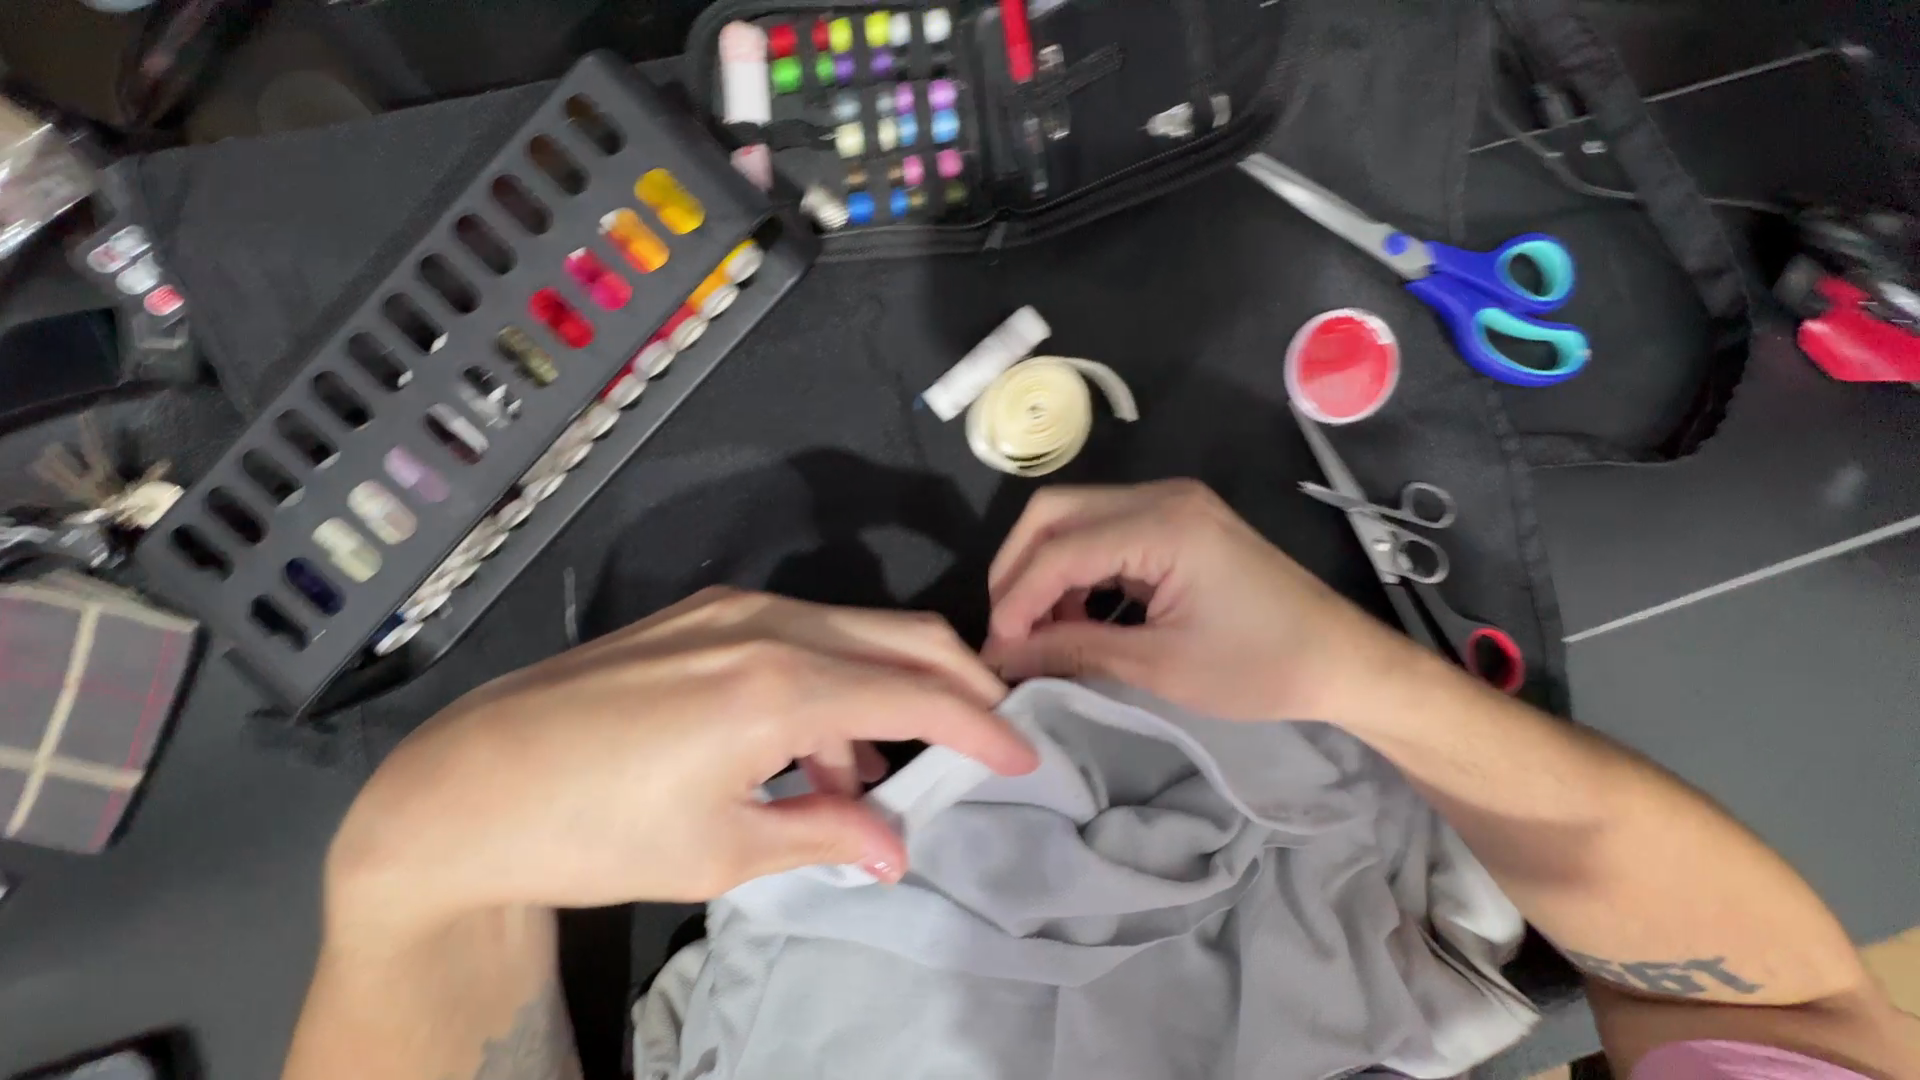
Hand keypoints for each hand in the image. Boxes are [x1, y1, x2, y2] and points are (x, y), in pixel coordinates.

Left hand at [327, 588, 1037, 935]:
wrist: (467, 784)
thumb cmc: (597, 832)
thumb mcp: (721, 850)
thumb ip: (826, 834)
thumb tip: (896, 848)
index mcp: (783, 687)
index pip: (918, 694)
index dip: (982, 726)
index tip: (1023, 756)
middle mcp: (772, 624)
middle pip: (906, 634)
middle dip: (962, 680)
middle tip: (989, 732)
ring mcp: (736, 608)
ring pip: (859, 627)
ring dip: (891, 685)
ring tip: (877, 767)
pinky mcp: (707, 611)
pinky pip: (807, 631)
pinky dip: (838, 675)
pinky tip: (812, 740)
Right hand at [982, 480, 1417, 721]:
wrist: (1343, 661)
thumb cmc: (1261, 668)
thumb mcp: (1159, 666)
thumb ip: (1073, 651)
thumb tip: (1003, 658)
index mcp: (1164, 525)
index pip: (1060, 550)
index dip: (1016, 600)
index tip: (997, 651)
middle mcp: (1161, 495)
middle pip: (1054, 511)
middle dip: (1017, 569)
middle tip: (1007, 629)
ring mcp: (1170, 501)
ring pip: (1073, 516)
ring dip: (1044, 568)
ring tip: (1039, 629)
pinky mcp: (1176, 519)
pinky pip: (1102, 530)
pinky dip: (1076, 567)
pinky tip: (1077, 612)